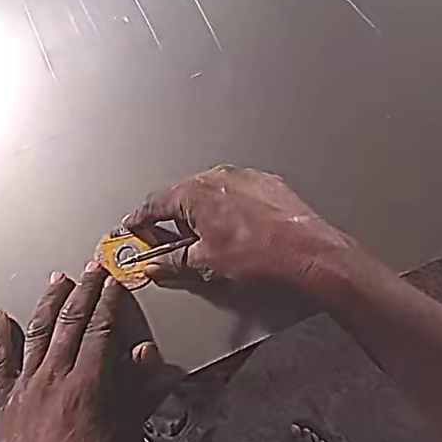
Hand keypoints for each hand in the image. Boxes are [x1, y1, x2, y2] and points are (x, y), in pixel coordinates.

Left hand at [0, 266, 162, 441]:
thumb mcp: (126, 439)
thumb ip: (138, 392)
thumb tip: (146, 351)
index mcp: (88, 384)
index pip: (102, 329)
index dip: (111, 301)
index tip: (116, 280)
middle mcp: (54, 377)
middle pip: (71, 321)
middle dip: (85, 290)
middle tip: (93, 267)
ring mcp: (26, 387)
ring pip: (39, 332)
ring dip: (50, 302)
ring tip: (59, 279)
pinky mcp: (6, 402)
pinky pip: (1, 362)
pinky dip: (1, 337)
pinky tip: (1, 317)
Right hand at [122, 165, 357, 291]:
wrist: (306, 250)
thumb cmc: (261, 253)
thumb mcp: (207, 262)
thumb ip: (174, 260)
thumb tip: (157, 265)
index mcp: (194, 192)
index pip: (155, 204)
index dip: (141, 219)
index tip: (134, 226)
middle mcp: (216, 176)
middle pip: (181, 195)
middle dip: (172, 216)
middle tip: (167, 238)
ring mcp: (242, 176)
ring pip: (210, 191)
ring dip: (202, 210)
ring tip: (207, 236)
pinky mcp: (264, 182)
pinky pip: (236, 190)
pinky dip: (228, 205)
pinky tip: (235, 227)